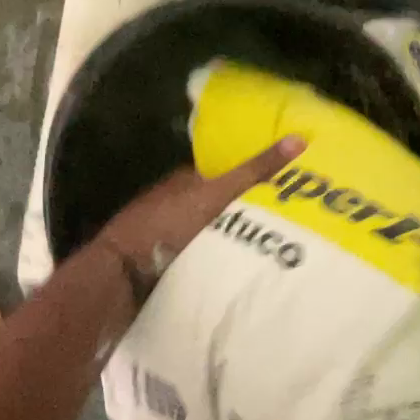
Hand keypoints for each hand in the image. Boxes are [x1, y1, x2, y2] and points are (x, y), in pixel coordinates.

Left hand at [93, 136, 305, 282]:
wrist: (120, 276)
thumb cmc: (168, 225)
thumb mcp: (216, 195)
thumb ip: (253, 172)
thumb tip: (298, 139)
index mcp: (185, 183)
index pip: (225, 176)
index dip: (254, 181)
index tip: (286, 192)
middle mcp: (175, 207)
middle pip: (219, 210)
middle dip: (247, 219)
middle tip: (289, 231)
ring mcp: (168, 239)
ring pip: (210, 239)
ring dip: (233, 247)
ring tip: (274, 260)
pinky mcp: (165, 270)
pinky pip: (200, 266)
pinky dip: (218, 270)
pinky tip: (241, 280)